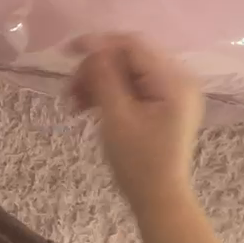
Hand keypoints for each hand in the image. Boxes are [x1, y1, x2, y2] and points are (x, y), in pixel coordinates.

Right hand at [69, 33, 204, 211]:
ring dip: (97, 81)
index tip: (66, 52)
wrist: (158, 199)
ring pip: (125, 71)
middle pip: (127, 57)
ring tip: (73, 102)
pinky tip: (86, 106)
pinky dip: (107, 92)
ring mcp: (171, 92)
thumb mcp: (117, 116)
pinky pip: (131, 86)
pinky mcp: (162, 104)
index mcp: (173, 80)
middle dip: (94, 69)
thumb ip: (105, 77)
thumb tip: (92, 47)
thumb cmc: (138, 161)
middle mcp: (177, 79)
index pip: (132, 45)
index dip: (98, 43)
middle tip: (69, 89)